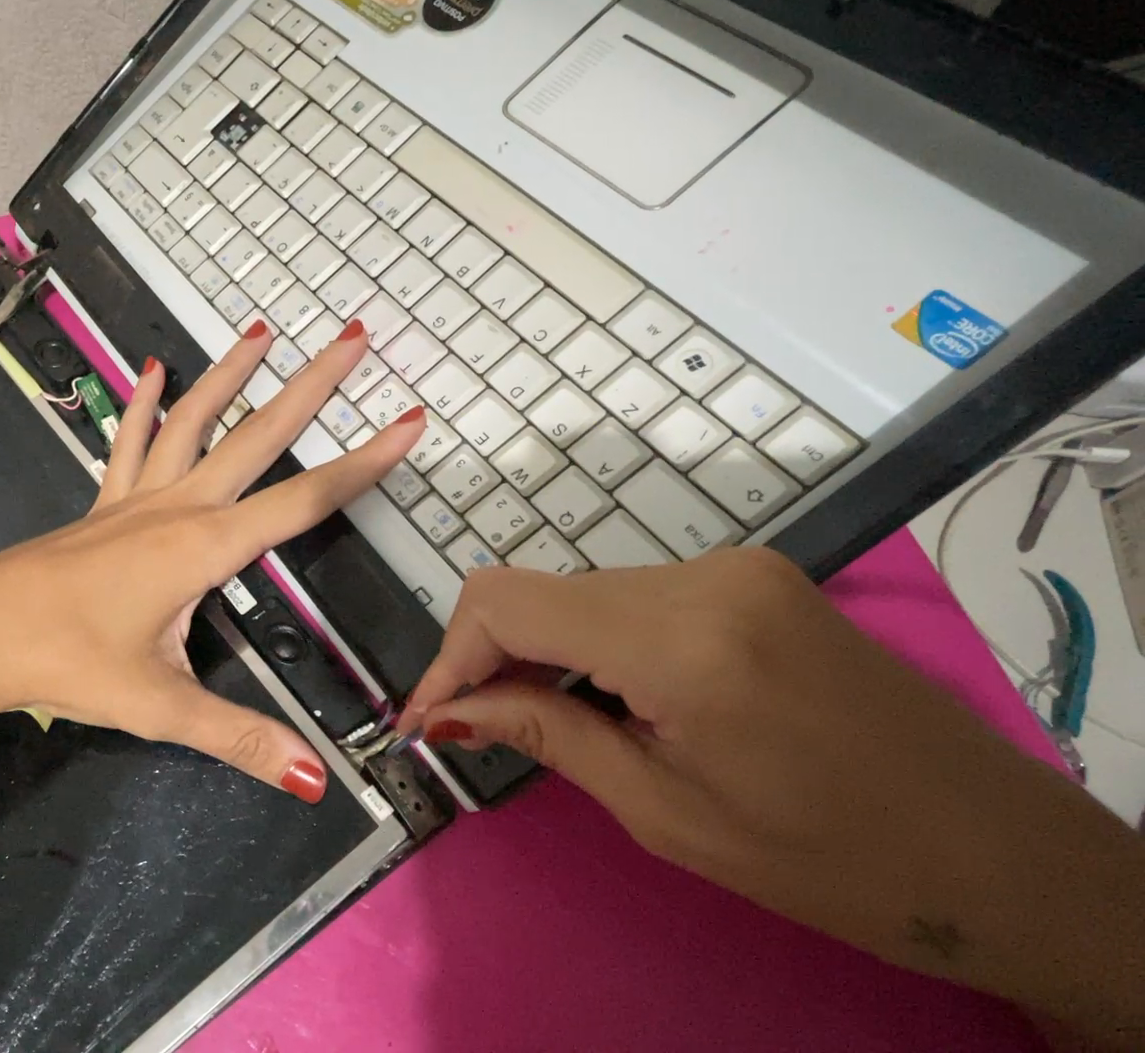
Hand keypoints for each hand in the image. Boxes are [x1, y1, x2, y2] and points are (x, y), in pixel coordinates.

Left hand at [0, 318, 423, 812]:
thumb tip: (314, 780)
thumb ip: (239, 737)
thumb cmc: (64, 663)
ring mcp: (134, 499)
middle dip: (310, 387)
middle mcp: (176, 507)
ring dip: (228, 375)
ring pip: (191, 422)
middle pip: (256, 437)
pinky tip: (151, 368)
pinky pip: (128, 443)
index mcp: (205, 548)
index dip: (363, 465)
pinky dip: (143, 405)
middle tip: (351, 335)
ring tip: (259, 329)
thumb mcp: (159, 705)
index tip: (410, 421)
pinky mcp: (100, 505)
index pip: (303, 502)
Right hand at [398, 549, 1144, 1040]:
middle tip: (469, 725)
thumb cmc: (831, 862)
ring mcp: (731, 567)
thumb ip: (546, 734)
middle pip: (538, 590)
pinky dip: (589, 639)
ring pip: (579, 590)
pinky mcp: (748, 575)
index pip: (507, 602)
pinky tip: (600, 692)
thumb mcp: (664, 812)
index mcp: (683, 639)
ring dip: (538, 648)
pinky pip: (627, 595)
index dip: (447, 655)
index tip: (426, 718)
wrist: (1004, 855)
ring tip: (532, 714)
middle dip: (487, 656)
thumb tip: (446, 711)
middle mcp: (702, 576)